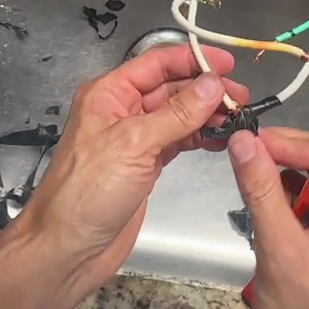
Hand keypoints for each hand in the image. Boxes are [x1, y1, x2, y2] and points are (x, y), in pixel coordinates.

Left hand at [14, 44, 249, 289]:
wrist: (67, 250)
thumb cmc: (88, 191)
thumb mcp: (134, 144)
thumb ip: (177, 113)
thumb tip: (213, 84)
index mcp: (109, 92)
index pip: (156, 63)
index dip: (192, 58)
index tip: (227, 64)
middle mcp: (122, 109)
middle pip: (170, 87)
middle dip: (205, 89)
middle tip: (241, 97)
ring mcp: (134, 137)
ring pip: (177, 114)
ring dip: (206, 114)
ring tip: (238, 118)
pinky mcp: (145, 164)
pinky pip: (177, 139)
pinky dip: (199, 136)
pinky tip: (221, 138)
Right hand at [228, 127, 308, 308]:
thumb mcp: (279, 252)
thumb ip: (261, 193)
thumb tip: (242, 140)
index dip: (283, 142)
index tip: (245, 139)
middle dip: (278, 159)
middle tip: (240, 157)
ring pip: (306, 184)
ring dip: (276, 182)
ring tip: (247, 186)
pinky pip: (303, 206)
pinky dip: (279, 203)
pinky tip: (260, 214)